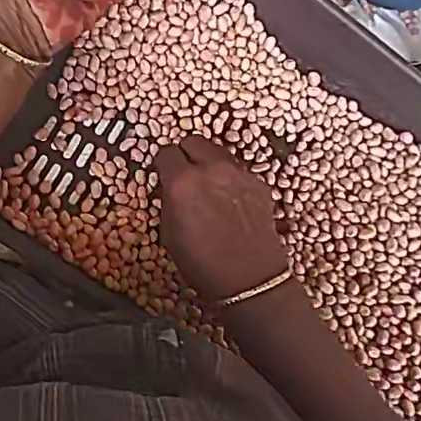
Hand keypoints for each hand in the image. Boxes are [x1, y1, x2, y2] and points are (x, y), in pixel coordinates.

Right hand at [156, 135, 289, 302]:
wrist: (249, 278)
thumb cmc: (202, 263)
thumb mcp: (170, 234)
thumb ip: (169, 201)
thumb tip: (170, 189)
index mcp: (182, 183)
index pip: (165, 153)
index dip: (162, 164)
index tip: (163, 174)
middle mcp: (211, 170)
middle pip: (193, 142)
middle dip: (186, 154)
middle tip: (184, 174)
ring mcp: (238, 174)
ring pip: (218, 153)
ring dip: (209, 164)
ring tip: (208, 188)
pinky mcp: (258, 183)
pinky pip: (237, 171)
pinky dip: (230, 180)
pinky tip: (229, 202)